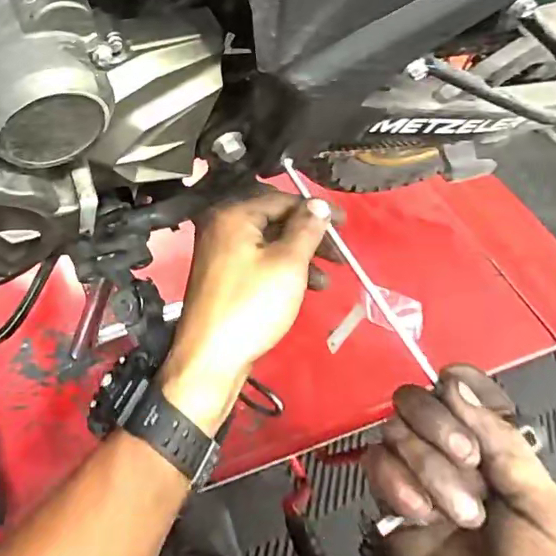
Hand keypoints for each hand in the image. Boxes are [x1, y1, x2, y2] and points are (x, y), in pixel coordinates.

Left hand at [158, 188, 332, 430]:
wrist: (212, 356)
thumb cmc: (251, 306)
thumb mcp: (288, 264)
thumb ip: (306, 228)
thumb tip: (318, 204)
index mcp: (232, 215)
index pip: (281, 198)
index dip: (316, 209)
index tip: (343, 222)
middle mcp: (221, 225)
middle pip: (274, 218)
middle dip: (309, 233)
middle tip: (338, 250)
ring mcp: (220, 250)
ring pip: (269, 241)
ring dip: (300, 254)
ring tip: (328, 275)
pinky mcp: (224, 274)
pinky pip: (259, 259)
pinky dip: (283, 267)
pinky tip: (307, 285)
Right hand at [363, 364, 555, 555]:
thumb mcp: (549, 515)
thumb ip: (504, 445)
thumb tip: (456, 382)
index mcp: (499, 457)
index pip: (461, 392)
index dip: (454, 388)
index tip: (461, 406)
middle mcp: (455, 461)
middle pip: (419, 403)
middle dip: (436, 425)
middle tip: (466, 462)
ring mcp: (421, 484)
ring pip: (395, 432)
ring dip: (426, 466)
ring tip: (458, 514)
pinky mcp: (391, 511)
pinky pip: (376, 468)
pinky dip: (395, 483)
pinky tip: (419, 514)